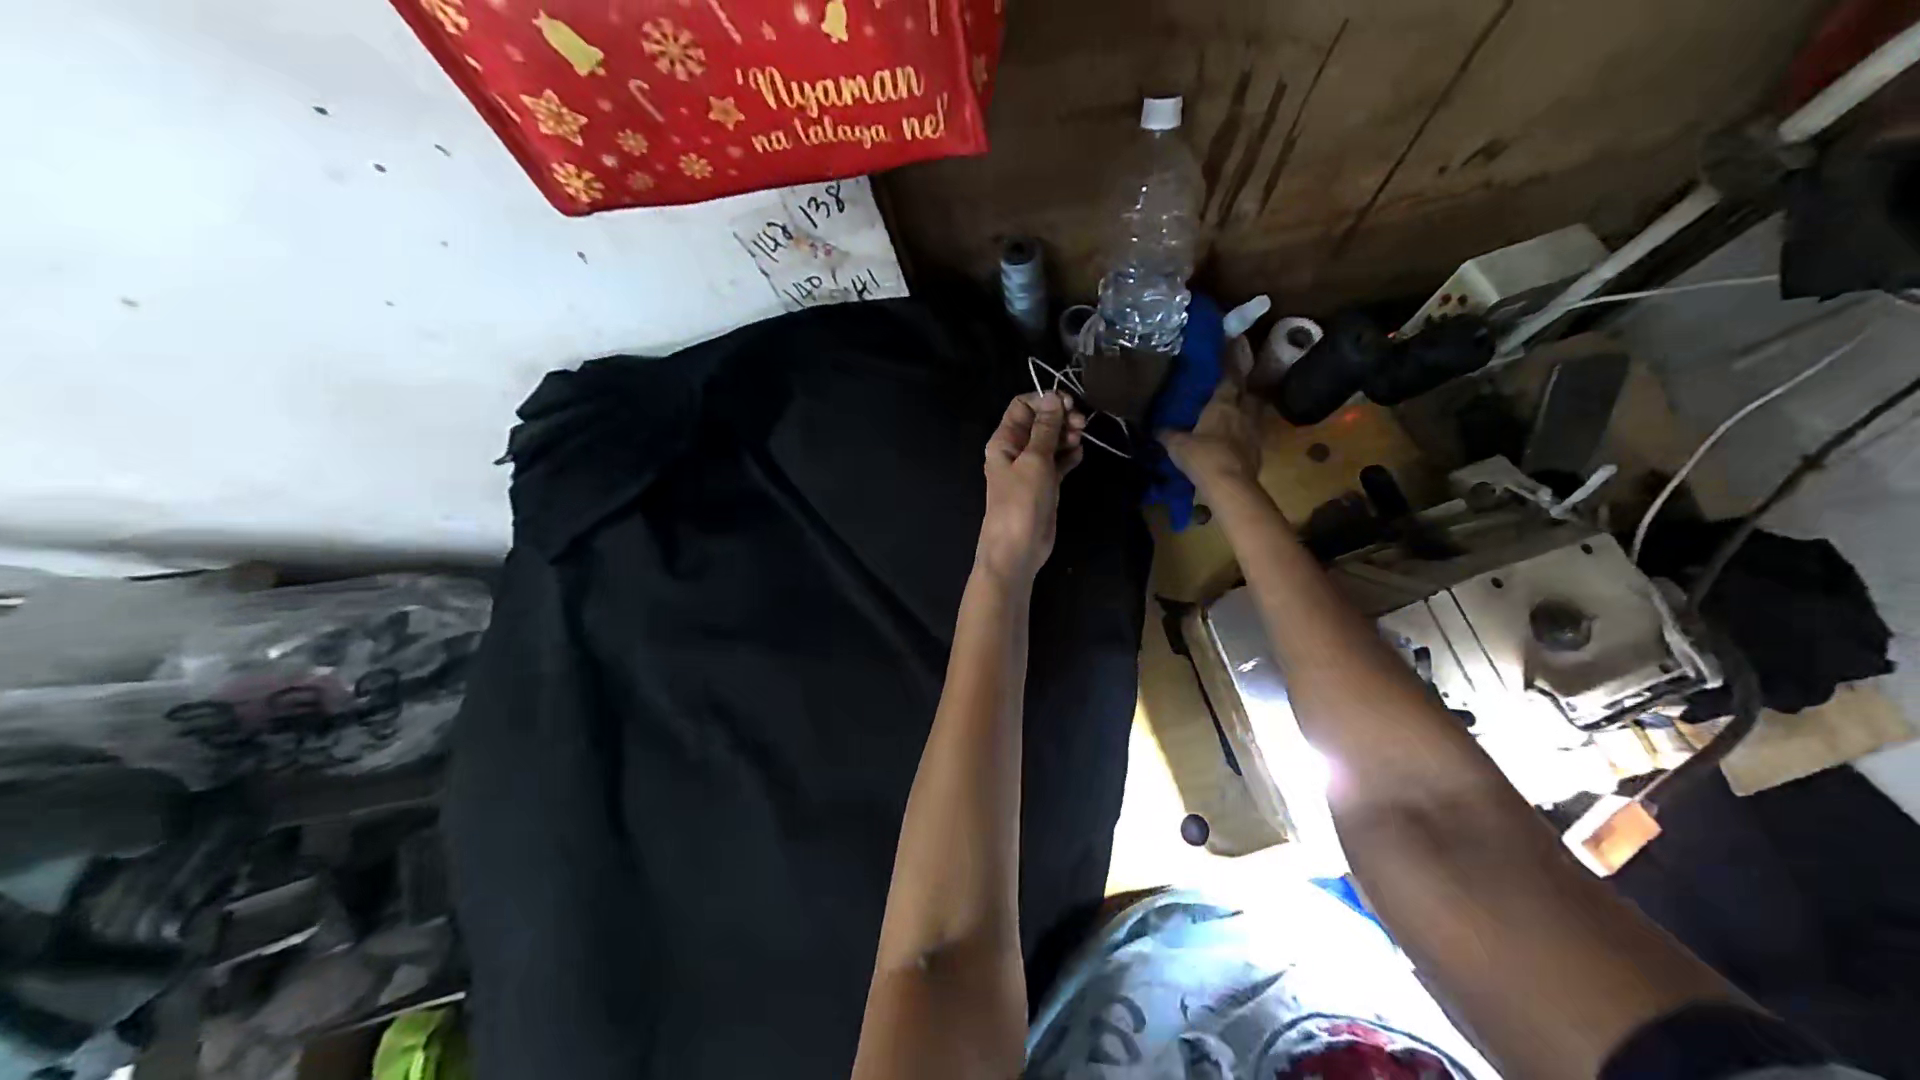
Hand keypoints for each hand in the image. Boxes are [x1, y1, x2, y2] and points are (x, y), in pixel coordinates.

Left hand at [977, 392, 1085, 580]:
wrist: (1017, 550)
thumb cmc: (1021, 502)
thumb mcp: (1035, 461)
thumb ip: (1045, 429)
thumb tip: (1053, 397)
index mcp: (1004, 441)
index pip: (1022, 406)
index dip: (1045, 400)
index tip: (1069, 404)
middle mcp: (1015, 451)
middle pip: (1039, 422)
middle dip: (1060, 418)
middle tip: (1081, 424)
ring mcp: (1030, 469)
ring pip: (1051, 441)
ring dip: (1067, 436)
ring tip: (1080, 440)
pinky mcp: (1044, 485)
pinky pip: (1058, 462)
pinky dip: (1069, 456)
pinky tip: (1079, 455)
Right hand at [1157, 376, 1263, 493]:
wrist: (1229, 484)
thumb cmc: (1202, 456)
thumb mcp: (1177, 445)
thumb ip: (1167, 434)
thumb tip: (1156, 429)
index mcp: (1222, 405)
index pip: (1229, 380)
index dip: (1229, 373)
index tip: (1227, 367)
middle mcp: (1242, 413)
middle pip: (1248, 396)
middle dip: (1242, 394)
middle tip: (1232, 396)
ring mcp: (1254, 432)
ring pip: (1255, 415)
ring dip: (1247, 415)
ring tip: (1235, 420)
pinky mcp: (1259, 451)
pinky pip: (1254, 437)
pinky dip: (1247, 437)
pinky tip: (1236, 443)